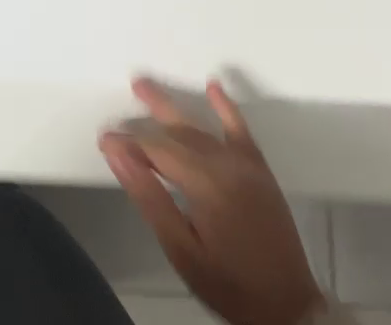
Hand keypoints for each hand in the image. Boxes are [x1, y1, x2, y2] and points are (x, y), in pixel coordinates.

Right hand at [100, 77, 323, 324]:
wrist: (287, 307)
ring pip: (202, 130)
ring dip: (173, 109)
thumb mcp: (180, 248)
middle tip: (118, 98)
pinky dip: (226, 108)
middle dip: (147, 115)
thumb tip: (117, 153)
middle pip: (178, 133)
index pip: (156, 150)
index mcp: (206, 185)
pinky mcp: (260, 172)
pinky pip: (241, 132)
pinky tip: (214, 88)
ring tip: (145, 87)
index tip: (103, 141)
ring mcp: (247, 167)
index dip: (127, 143)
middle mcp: (228, 167)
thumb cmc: (227, 283)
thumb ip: (148, 196)